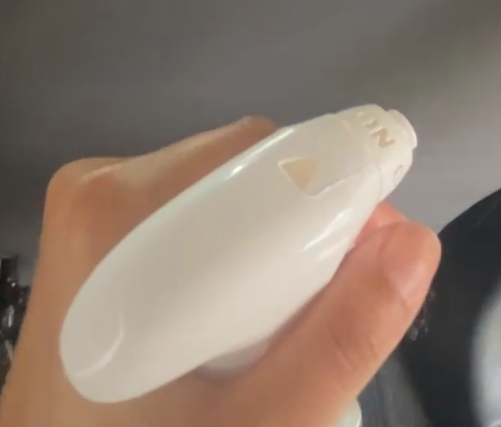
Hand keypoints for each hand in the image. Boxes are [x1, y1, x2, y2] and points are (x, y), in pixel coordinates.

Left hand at [0, 117, 441, 426]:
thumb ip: (337, 343)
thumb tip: (412, 240)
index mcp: (113, 211)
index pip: (255, 157)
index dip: (329, 194)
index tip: (378, 248)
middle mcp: (95, 187)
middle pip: (239, 169)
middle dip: (301, 229)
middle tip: (336, 308)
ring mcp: (88, 206)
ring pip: (222, 189)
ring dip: (270, 244)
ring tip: (280, 332)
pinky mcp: (92, 229)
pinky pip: (193, 211)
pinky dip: (233, 252)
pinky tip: (235, 323)